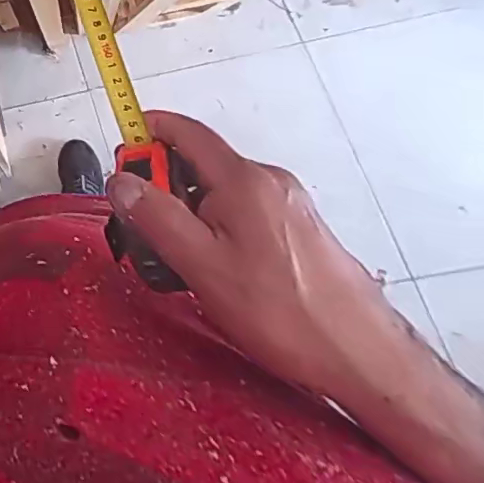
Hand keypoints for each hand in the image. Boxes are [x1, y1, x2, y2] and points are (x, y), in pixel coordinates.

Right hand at [106, 112, 421, 398]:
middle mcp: (268, 179)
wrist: (361, 353)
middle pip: (202, 162)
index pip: (187, 131)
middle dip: (167, 184)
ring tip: (182, 259)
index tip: (125, 148)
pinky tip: (218, 267)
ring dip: (193, 210)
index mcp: (243, 179)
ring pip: (223, 190)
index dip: (150, 129)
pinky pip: (245, 209)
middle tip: (146, 224)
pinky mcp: (297, 225)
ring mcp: (287, 201)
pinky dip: (219, 224)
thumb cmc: (282, 312)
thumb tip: (122, 181)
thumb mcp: (203, 266)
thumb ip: (157, 218)